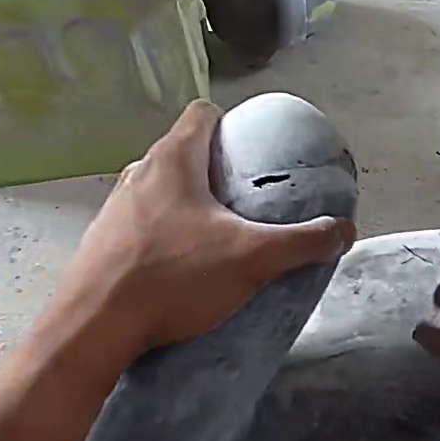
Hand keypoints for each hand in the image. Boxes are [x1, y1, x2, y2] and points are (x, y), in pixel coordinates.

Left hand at [49, 100, 354, 357]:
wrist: (95, 326)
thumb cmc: (174, 278)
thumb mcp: (251, 259)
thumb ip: (302, 243)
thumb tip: (344, 230)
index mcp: (172, 160)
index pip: (202, 114)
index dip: (231, 125)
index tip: (251, 153)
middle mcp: (138, 173)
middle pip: (181, 151)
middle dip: (213, 169)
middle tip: (242, 201)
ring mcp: (113, 206)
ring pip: (158, 188)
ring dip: (185, 202)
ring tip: (213, 235)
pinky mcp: (101, 240)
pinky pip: (139, 221)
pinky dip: (160, 231)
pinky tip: (175, 265)